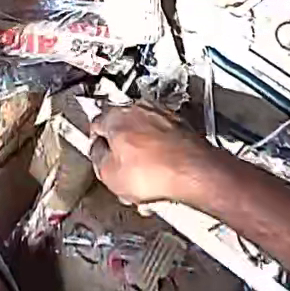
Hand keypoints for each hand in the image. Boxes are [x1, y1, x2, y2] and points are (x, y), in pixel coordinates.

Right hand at [89, 102, 213, 206]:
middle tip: (124, 173)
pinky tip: (165, 176)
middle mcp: (137, 108)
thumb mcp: (110, 175)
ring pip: (143, 135)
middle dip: (122, 151)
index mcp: (115, 116)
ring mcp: (159, 114)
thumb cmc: (156, 172)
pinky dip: (161, 153)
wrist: (194, 171)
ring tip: (148, 182)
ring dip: (142, 153)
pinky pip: (162, 139)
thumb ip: (97, 159)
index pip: (96, 123)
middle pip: (121, 129)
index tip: (98, 154)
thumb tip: (97, 152)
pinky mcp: (179, 124)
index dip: (96, 143)